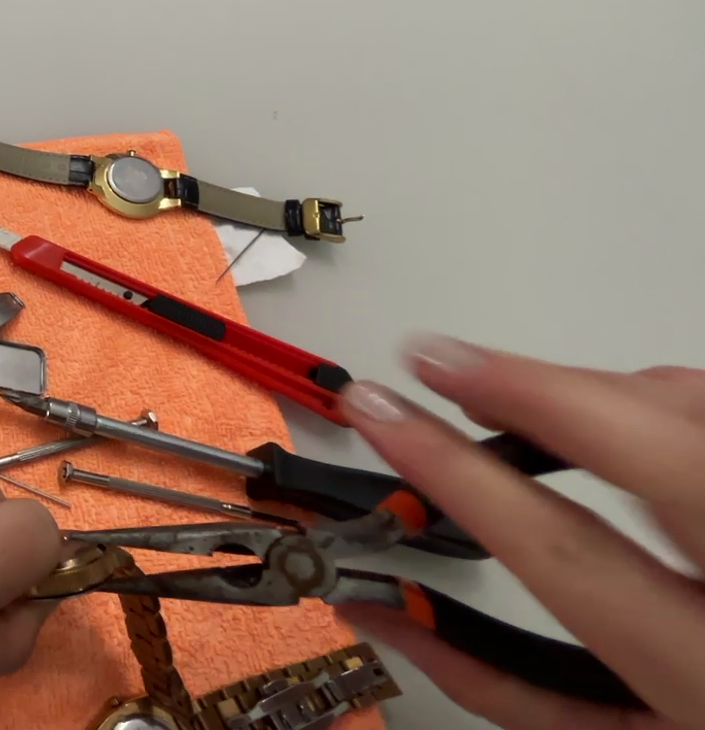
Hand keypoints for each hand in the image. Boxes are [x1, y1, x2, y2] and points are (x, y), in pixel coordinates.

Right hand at [336, 338, 704, 728]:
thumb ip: (492, 679)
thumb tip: (367, 603)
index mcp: (701, 675)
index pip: (561, 549)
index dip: (453, 467)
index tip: (374, 410)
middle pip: (665, 465)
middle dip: (537, 392)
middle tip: (432, 357)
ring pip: (690, 416)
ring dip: (584, 388)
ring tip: (503, 386)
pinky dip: (648, 395)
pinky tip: (599, 405)